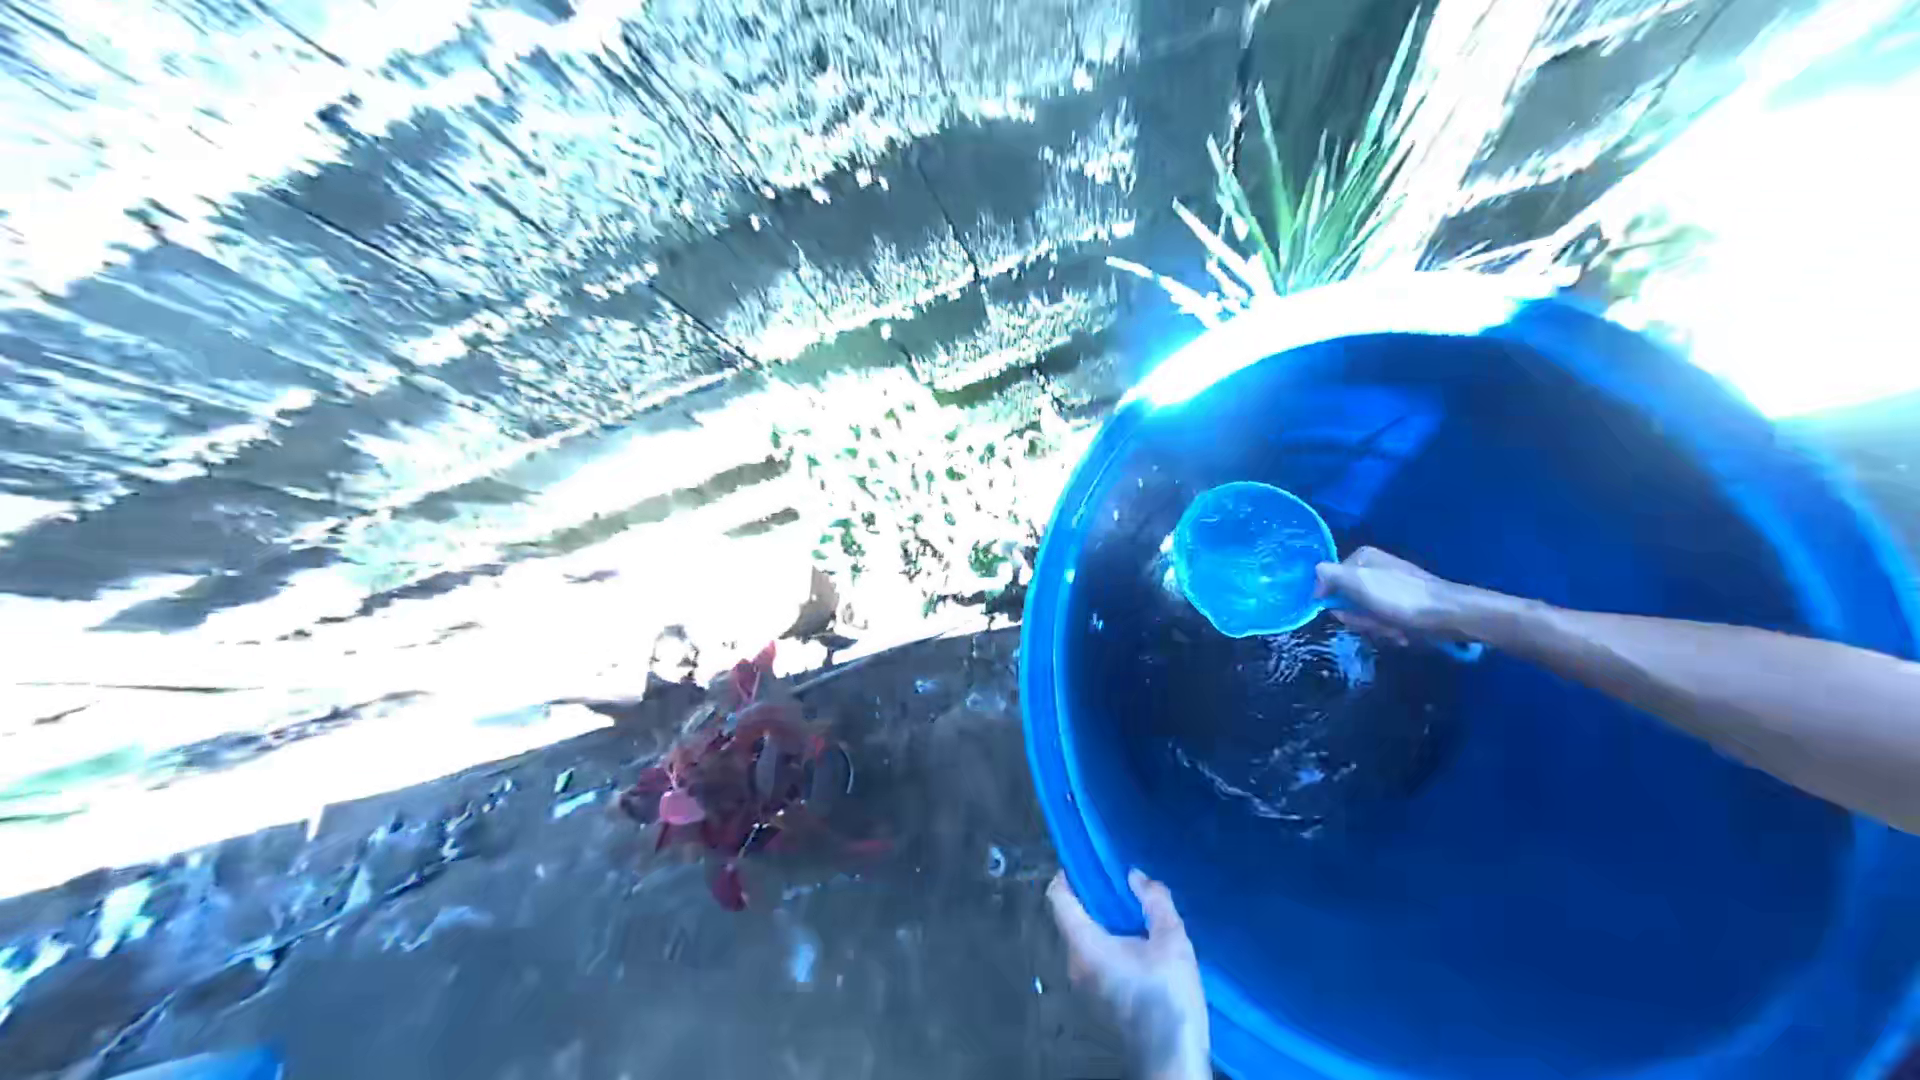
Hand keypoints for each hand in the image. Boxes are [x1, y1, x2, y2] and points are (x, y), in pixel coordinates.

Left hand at [1047, 869, 1210, 1079]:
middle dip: (1093, 897)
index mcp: (1083, 944)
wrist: (1173, 1060)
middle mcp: (1074, 962)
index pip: (1058, 897)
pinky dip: (1108, 943)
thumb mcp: (1172, 941)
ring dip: (1104, 922)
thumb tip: (1135, 876)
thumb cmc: (1168, 998)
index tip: (1090, 862)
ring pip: (1083, 938)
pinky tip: (1137, 943)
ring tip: (1134, 912)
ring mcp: (1082, 983)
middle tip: (1120, 884)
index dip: (1069, 875)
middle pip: (1071, 916)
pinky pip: (1093, 957)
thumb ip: (1154, 901)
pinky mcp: (1096, 997)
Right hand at [1313, 546, 1467, 643]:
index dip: (1335, 601)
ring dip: (1375, 626)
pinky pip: (1382, 619)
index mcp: (1361, 558)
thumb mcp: (1357, 581)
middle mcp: (1374, 569)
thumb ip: (1329, 574)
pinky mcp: (1403, 604)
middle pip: (1346, 600)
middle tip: (1376, 623)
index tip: (1348, 613)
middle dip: (1359, 618)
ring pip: (1364, 613)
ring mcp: (1389, 587)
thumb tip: (1315, 575)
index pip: (1329, 582)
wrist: (1450, 615)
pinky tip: (1402, 632)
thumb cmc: (1400, 598)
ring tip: (1393, 629)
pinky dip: (1389, 629)